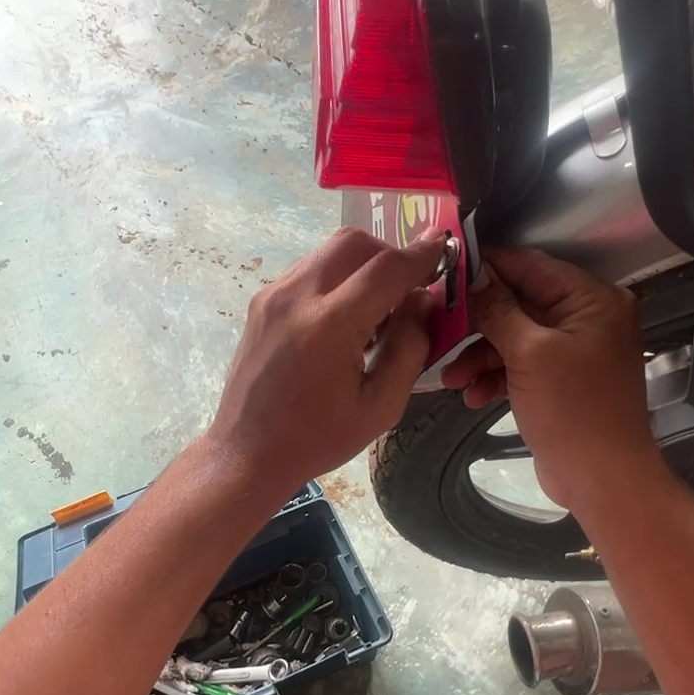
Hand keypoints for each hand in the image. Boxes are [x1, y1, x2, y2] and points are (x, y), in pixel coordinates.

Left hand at [204, 227, 447, 492]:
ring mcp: (272, 296)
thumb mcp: (380, 407)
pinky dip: (336, 281)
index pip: (387, 267)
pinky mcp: (261, 304)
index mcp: (329, 325)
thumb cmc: (317, 439)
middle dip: (389, 256)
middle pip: (355, 242)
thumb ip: (409, 348)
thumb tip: (422, 303)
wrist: (248, 453)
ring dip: (361, 268)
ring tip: (372, 315)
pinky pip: (308, 272)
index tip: (445, 250)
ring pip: (329, 252)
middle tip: (404, 292)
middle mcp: (296, 297)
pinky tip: (341, 324)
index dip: (422, 254)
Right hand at [442, 248, 657, 509]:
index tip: (445, 272)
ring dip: (480, 358)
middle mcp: (585, 319)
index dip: (487, 268)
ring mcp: (572, 352)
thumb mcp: (530, 354)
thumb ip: (498, 311)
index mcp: (592, 300)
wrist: (601, 478)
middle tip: (439, 333)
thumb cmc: (574, 411)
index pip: (531, 266)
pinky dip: (495, 378)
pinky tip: (474, 396)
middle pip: (518, 305)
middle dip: (478, 325)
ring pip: (513, 340)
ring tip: (453, 381)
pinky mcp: (558, 382)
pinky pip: (520, 367)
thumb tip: (472, 276)